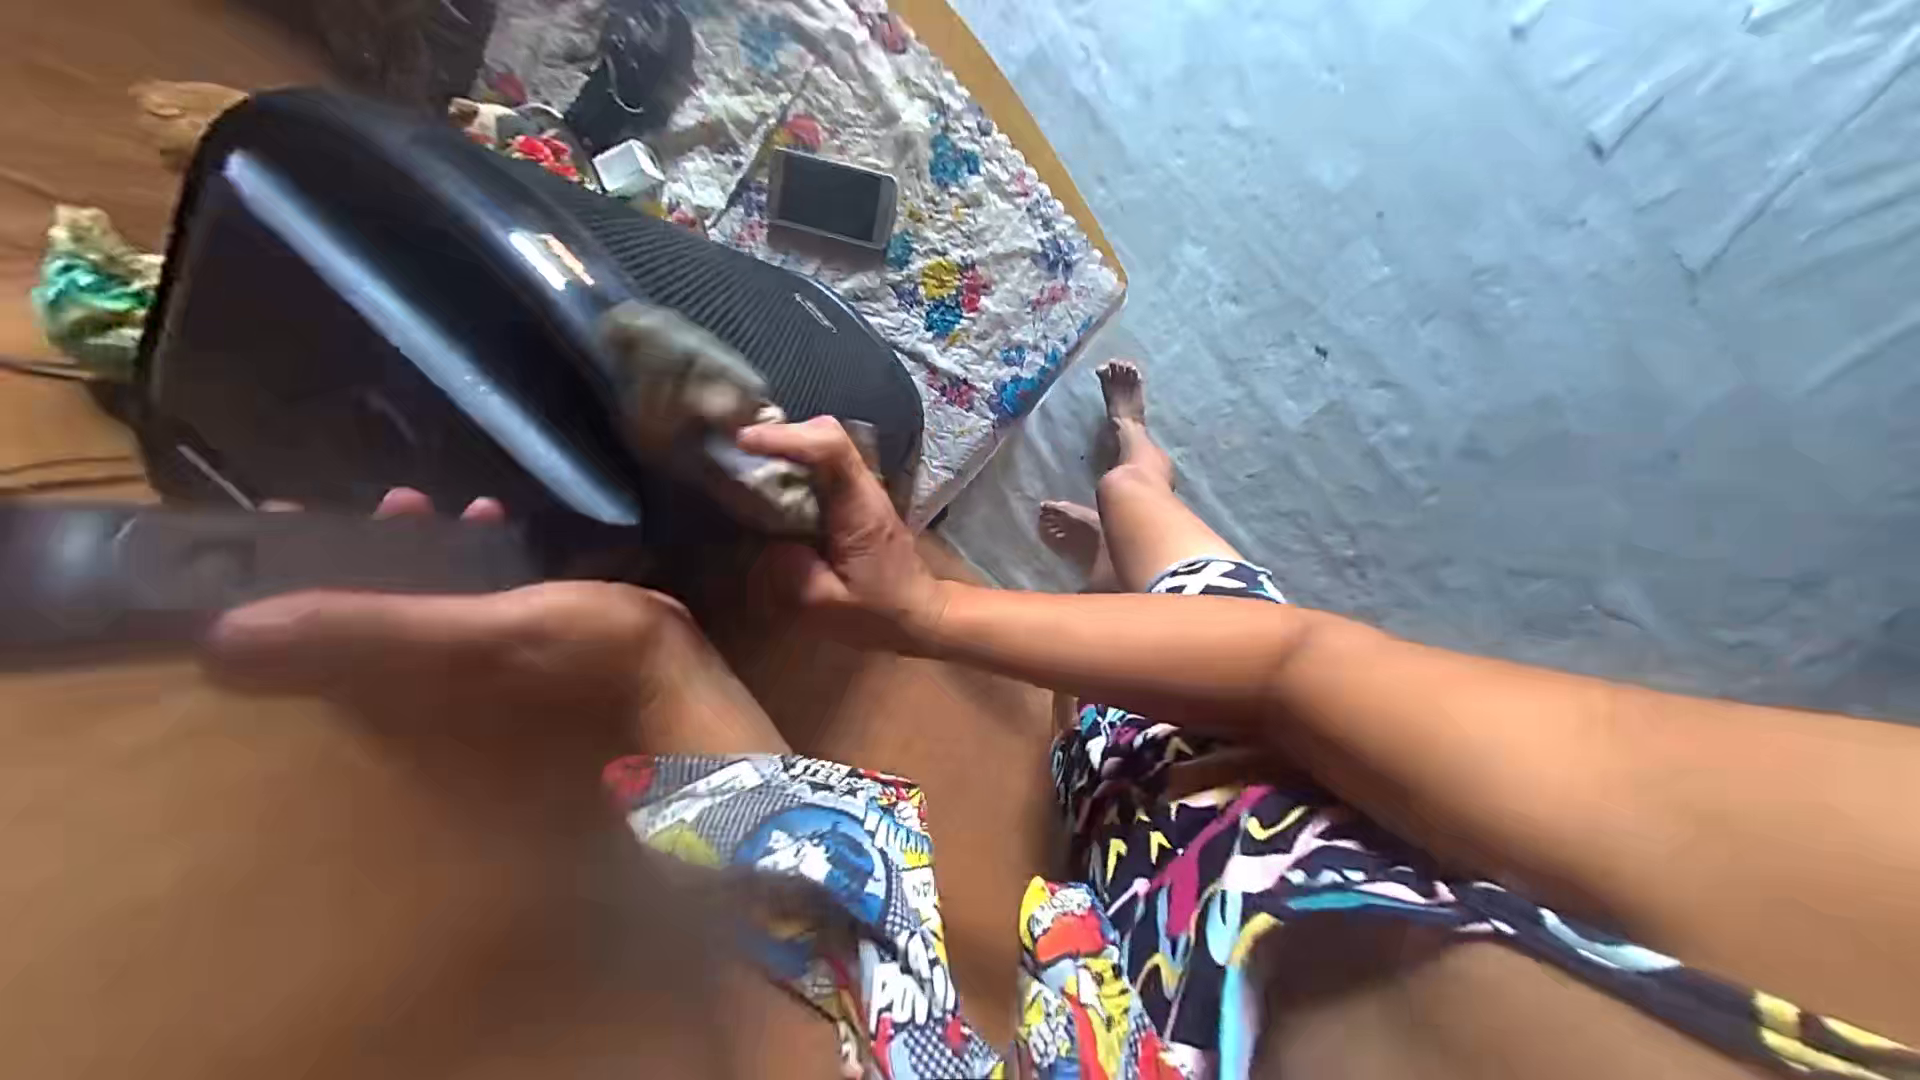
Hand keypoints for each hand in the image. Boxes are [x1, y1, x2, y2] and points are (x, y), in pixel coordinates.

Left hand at [204, 490, 783, 822]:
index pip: (293, 647)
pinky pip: (461, 620)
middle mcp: (413, 704)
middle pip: (352, 624)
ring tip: (446, 510)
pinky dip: (464, 577)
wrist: (677, 696)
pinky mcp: (513, 674)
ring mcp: (467, 691)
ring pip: (411, 617)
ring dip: (418, 559)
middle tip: (391, 503)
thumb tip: (221, 635)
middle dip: (362, 555)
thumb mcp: (484, 640)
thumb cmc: (588, 663)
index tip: (289, 520)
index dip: (276, 581)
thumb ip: (372, 632)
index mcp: (392, 702)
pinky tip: (496, 540)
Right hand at [737, 417, 947, 650]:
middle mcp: (865, 488)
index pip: (831, 449)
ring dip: (786, 445)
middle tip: (736, 448)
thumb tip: (762, 543)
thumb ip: (791, 576)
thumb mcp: (828, 606)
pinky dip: (795, 462)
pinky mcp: (856, 498)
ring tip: (746, 460)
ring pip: (825, 445)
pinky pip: (824, 464)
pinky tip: (771, 481)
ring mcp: (863, 490)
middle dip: (780, 434)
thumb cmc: (881, 612)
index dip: (786, 437)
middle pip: (827, 435)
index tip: (744, 440)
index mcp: (860, 509)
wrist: (920, 612)